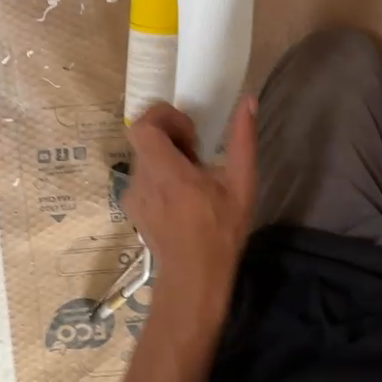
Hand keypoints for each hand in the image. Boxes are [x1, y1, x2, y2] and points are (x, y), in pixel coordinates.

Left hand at [123, 98, 258, 320]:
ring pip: (143, 156)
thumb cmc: (221, 232)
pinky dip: (159, 174)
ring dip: (166, 155)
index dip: (165, 117)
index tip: (191, 133)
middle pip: (144, 137)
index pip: (143, 125)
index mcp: (167, 172)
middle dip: (170, 134)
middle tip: (195, 151)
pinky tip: (181, 195)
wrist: (194, 280)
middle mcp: (143, 181)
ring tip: (192, 176)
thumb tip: (248, 101)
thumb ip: (243, 140)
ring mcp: (133, 196)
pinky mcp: (132, 209)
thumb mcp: (241, 184)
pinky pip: (142, 176)